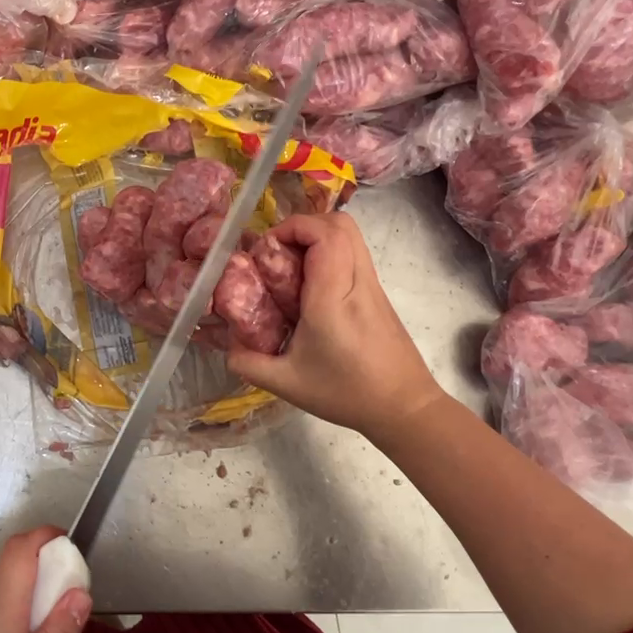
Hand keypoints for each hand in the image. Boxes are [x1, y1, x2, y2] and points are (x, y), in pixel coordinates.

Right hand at [228, 212, 446, 439]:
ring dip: (316, 238)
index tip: (267, 249)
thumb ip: (249, 363)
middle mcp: (357, 283)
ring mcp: (372, 286)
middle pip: (340, 224)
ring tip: (290, 268)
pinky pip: (354, 255)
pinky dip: (329, 254)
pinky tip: (310, 288)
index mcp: (332, 299)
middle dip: (303, 226)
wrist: (404, 408)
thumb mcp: (286, 383)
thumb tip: (228, 347)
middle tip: (278, 253)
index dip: (292, 227)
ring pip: (350, 236)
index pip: (324, 235)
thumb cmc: (347, 393)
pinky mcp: (378, 295)